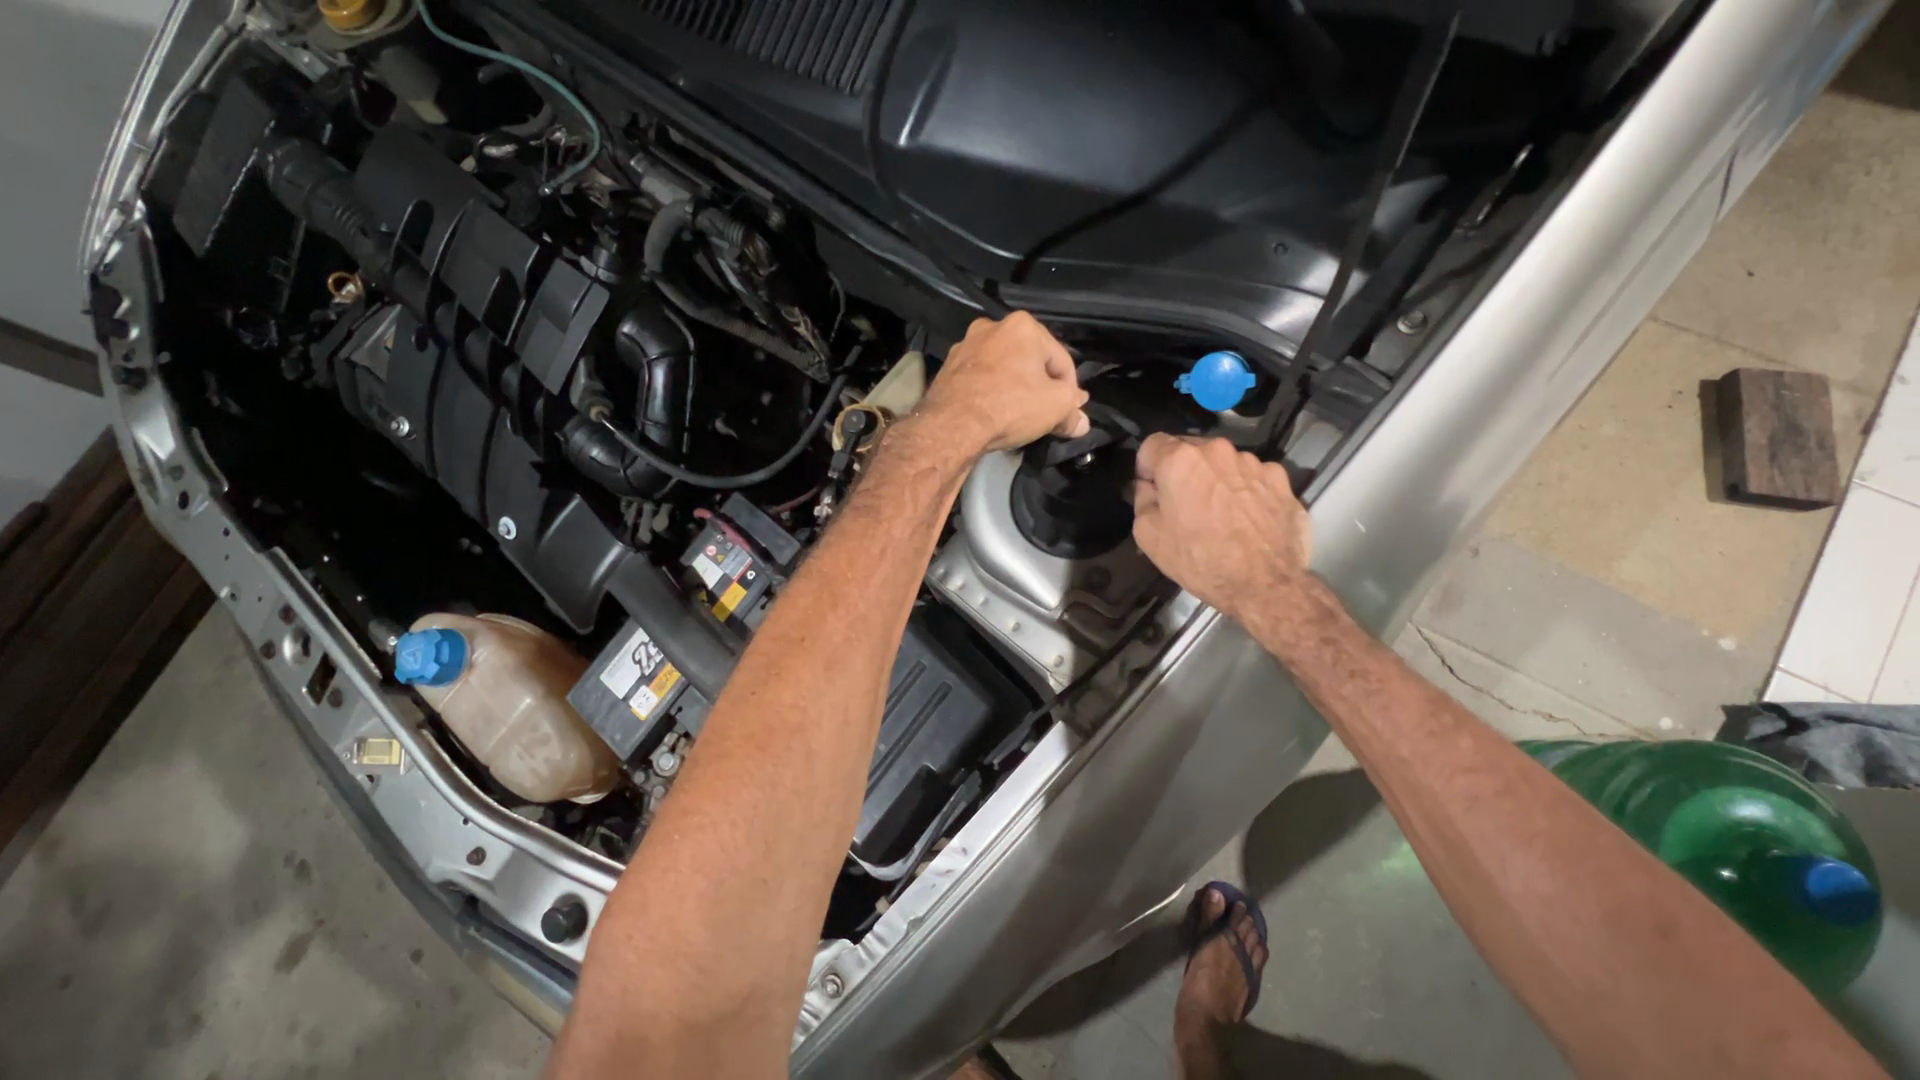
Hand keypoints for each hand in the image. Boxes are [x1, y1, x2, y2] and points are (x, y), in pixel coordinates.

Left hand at [916, 312, 1091, 454]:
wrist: (952, 425)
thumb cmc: (1010, 406)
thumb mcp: (1055, 409)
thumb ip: (1072, 411)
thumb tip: (1081, 423)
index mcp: (1023, 326)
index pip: (1061, 359)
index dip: (1071, 388)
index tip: (1071, 411)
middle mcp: (992, 327)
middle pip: (1030, 361)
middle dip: (1041, 386)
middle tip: (1047, 413)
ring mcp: (966, 346)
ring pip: (1003, 369)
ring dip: (1015, 388)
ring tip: (1019, 416)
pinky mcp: (947, 368)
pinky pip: (980, 379)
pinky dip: (991, 393)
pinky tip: (994, 413)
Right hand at [1131, 435, 1311, 620]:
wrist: (1264, 584)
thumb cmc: (1200, 560)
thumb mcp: (1148, 536)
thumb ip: (1142, 500)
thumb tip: (1148, 487)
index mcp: (1180, 460)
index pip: (1152, 444)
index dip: (1147, 468)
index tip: (1152, 491)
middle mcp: (1218, 451)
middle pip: (1190, 450)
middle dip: (1183, 472)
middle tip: (1185, 507)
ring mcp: (1254, 463)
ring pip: (1224, 464)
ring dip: (1216, 481)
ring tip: (1221, 516)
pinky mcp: (1280, 480)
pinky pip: (1253, 478)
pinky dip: (1246, 492)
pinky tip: (1247, 520)